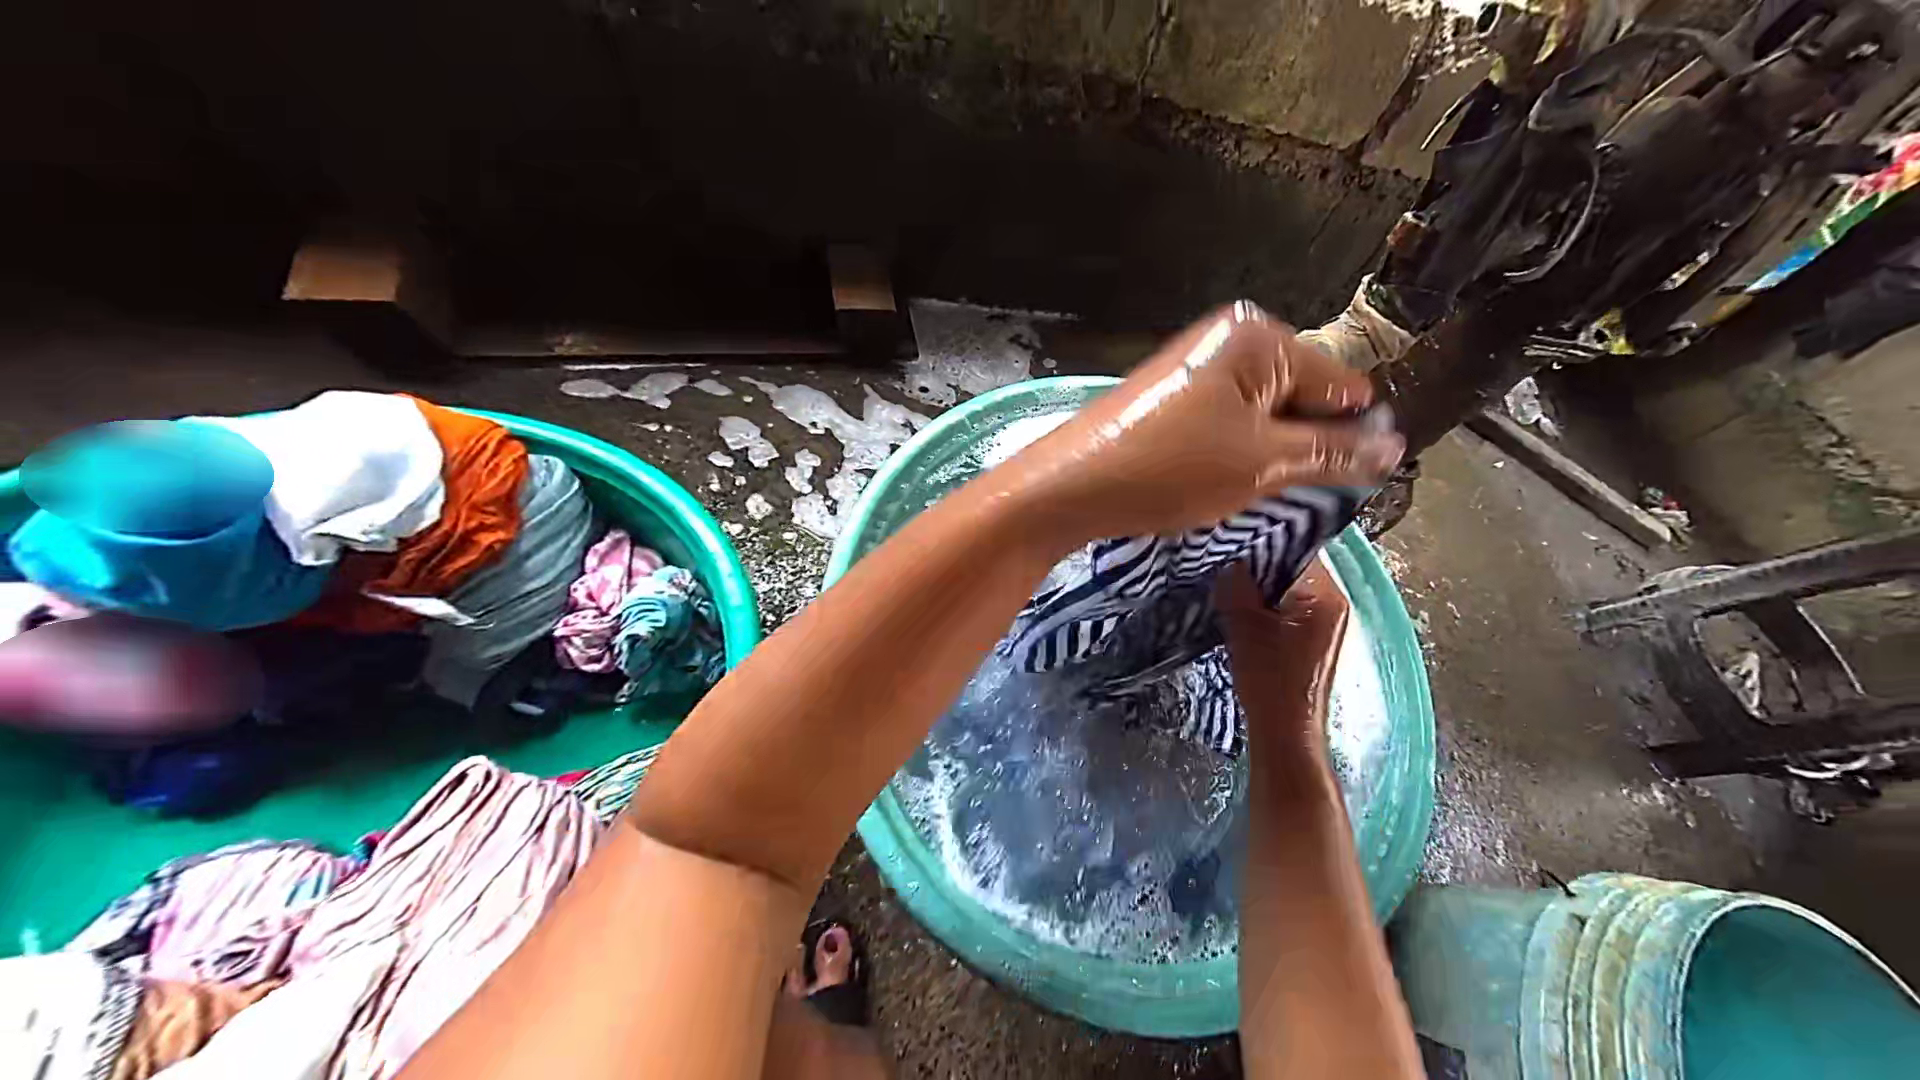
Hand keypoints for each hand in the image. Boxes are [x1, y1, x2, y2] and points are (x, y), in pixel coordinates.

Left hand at [996, 301, 1403, 544]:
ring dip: (1266, 455)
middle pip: (1301, 397)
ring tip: (1244, 490)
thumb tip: (1397, 446)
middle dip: (1302, 445)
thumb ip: (1333, 451)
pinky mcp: (1172, 398)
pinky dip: (1233, 453)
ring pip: (1262, 416)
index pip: (1342, 385)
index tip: (1340, 483)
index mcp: (1259, 337)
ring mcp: (1196, 368)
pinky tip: (1215, 483)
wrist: (1070, 487)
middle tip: (1282, 491)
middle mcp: (1229, 339)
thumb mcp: (1262, 463)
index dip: (1347, 436)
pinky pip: (1227, 424)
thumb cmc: (1170, 469)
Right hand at [1216, 557, 1348, 756]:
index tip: (1229, 540)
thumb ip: (1237, 589)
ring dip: (1256, 588)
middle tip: (1220, 561)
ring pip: (1283, 588)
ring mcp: (1321, 622)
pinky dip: (1261, 605)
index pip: (1294, 550)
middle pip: (1289, 568)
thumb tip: (1228, 560)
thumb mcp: (1246, 629)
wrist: (1285, 731)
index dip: (1260, 543)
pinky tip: (1236, 608)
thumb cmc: (1271, 680)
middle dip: (1255, 566)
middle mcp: (1332, 603)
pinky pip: (1282, 606)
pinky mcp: (1307, 638)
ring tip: (1223, 583)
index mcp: (1325, 596)